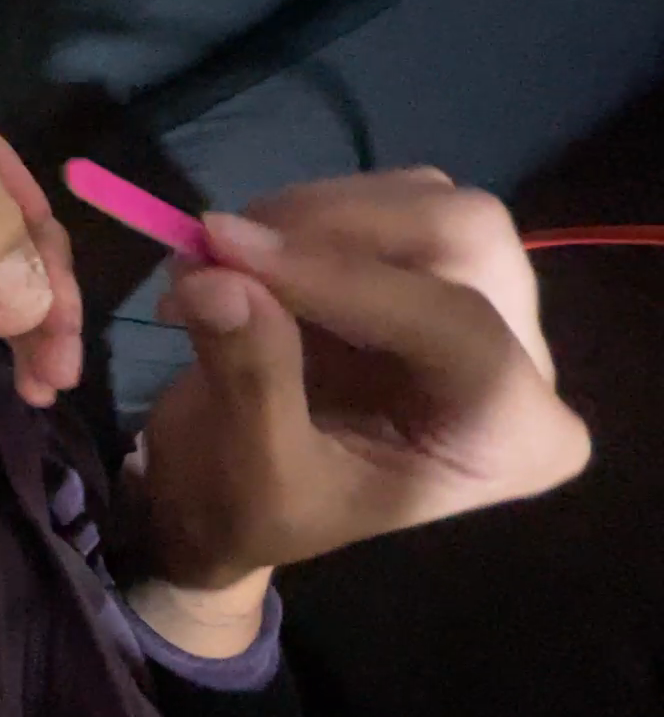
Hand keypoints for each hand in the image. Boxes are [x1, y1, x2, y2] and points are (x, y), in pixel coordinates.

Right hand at [130, 169, 590, 602]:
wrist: (214, 505)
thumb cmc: (243, 510)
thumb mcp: (251, 469)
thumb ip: (247, 374)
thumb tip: (210, 276)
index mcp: (502, 434)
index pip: (450, 323)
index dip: (332, 278)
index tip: (218, 250)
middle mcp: (510, 362)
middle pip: (458, 237)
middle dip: (327, 228)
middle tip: (213, 245)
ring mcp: (461, 311)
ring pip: (418, 206)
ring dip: (300, 215)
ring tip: (206, 260)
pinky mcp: (399, 281)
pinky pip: (368, 209)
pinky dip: (287, 218)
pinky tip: (228, 263)